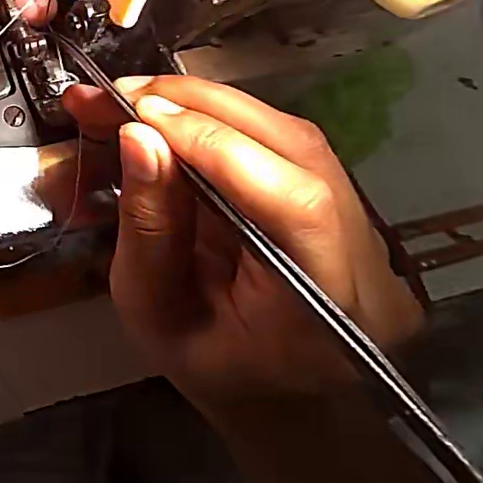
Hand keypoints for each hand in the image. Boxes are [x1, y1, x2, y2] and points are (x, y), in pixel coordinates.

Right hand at [62, 76, 423, 403]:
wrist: (266, 390)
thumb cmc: (204, 363)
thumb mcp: (151, 308)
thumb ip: (147, 225)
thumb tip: (137, 136)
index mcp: (325, 305)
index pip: (290, 200)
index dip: (214, 146)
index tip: (138, 116)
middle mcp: (362, 253)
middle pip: (293, 145)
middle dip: (197, 106)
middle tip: (120, 92)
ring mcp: (359, 219)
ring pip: (285, 130)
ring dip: (202, 103)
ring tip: (135, 98)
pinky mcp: (335, 194)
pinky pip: (275, 138)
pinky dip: (215, 117)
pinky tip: (171, 113)